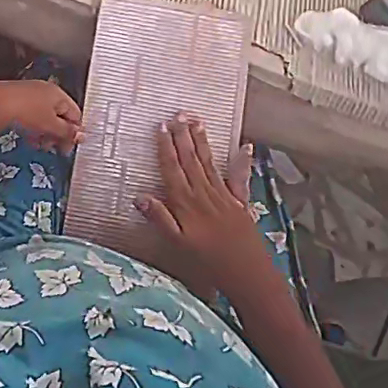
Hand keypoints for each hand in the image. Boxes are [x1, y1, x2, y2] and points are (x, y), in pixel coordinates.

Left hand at [0, 80, 83, 152]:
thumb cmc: (27, 112)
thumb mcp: (50, 125)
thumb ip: (67, 132)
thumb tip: (81, 136)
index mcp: (59, 94)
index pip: (75, 114)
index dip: (74, 132)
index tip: (68, 147)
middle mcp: (46, 91)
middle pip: (59, 115)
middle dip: (57, 134)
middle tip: (53, 149)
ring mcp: (30, 94)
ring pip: (44, 117)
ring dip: (44, 133)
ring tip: (39, 145)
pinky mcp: (15, 99)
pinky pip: (30, 115)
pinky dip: (32, 127)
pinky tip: (27, 138)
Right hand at [138, 117, 266, 294]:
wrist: (247, 272)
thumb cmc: (208, 261)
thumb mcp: (177, 243)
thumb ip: (160, 218)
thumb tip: (140, 196)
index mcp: (187, 203)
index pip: (173, 169)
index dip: (166, 147)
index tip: (161, 127)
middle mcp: (205, 193)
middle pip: (191, 160)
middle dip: (183, 136)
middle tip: (177, 115)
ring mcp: (224, 196)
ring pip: (209, 163)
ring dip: (202, 141)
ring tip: (197, 122)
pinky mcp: (239, 202)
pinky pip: (239, 178)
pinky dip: (241, 161)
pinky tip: (244, 147)